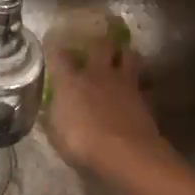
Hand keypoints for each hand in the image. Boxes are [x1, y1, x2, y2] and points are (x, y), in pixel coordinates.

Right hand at [44, 38, 175, 180]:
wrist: (127, 153)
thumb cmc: (82, 143)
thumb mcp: (56, 135)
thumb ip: (53, 118)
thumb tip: (50, 111)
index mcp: (70, 81)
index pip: (58, 55)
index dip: (54, 48)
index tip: (52, 45)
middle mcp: (97, 75)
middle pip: (101, 45)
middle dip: (99, 41)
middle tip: (98, 41)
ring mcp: (124, 84)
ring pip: (129, 56)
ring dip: (126, 54)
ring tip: (124, 55)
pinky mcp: (144, 98)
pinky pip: (143, 84)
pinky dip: (142, 84)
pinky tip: (139, 89)